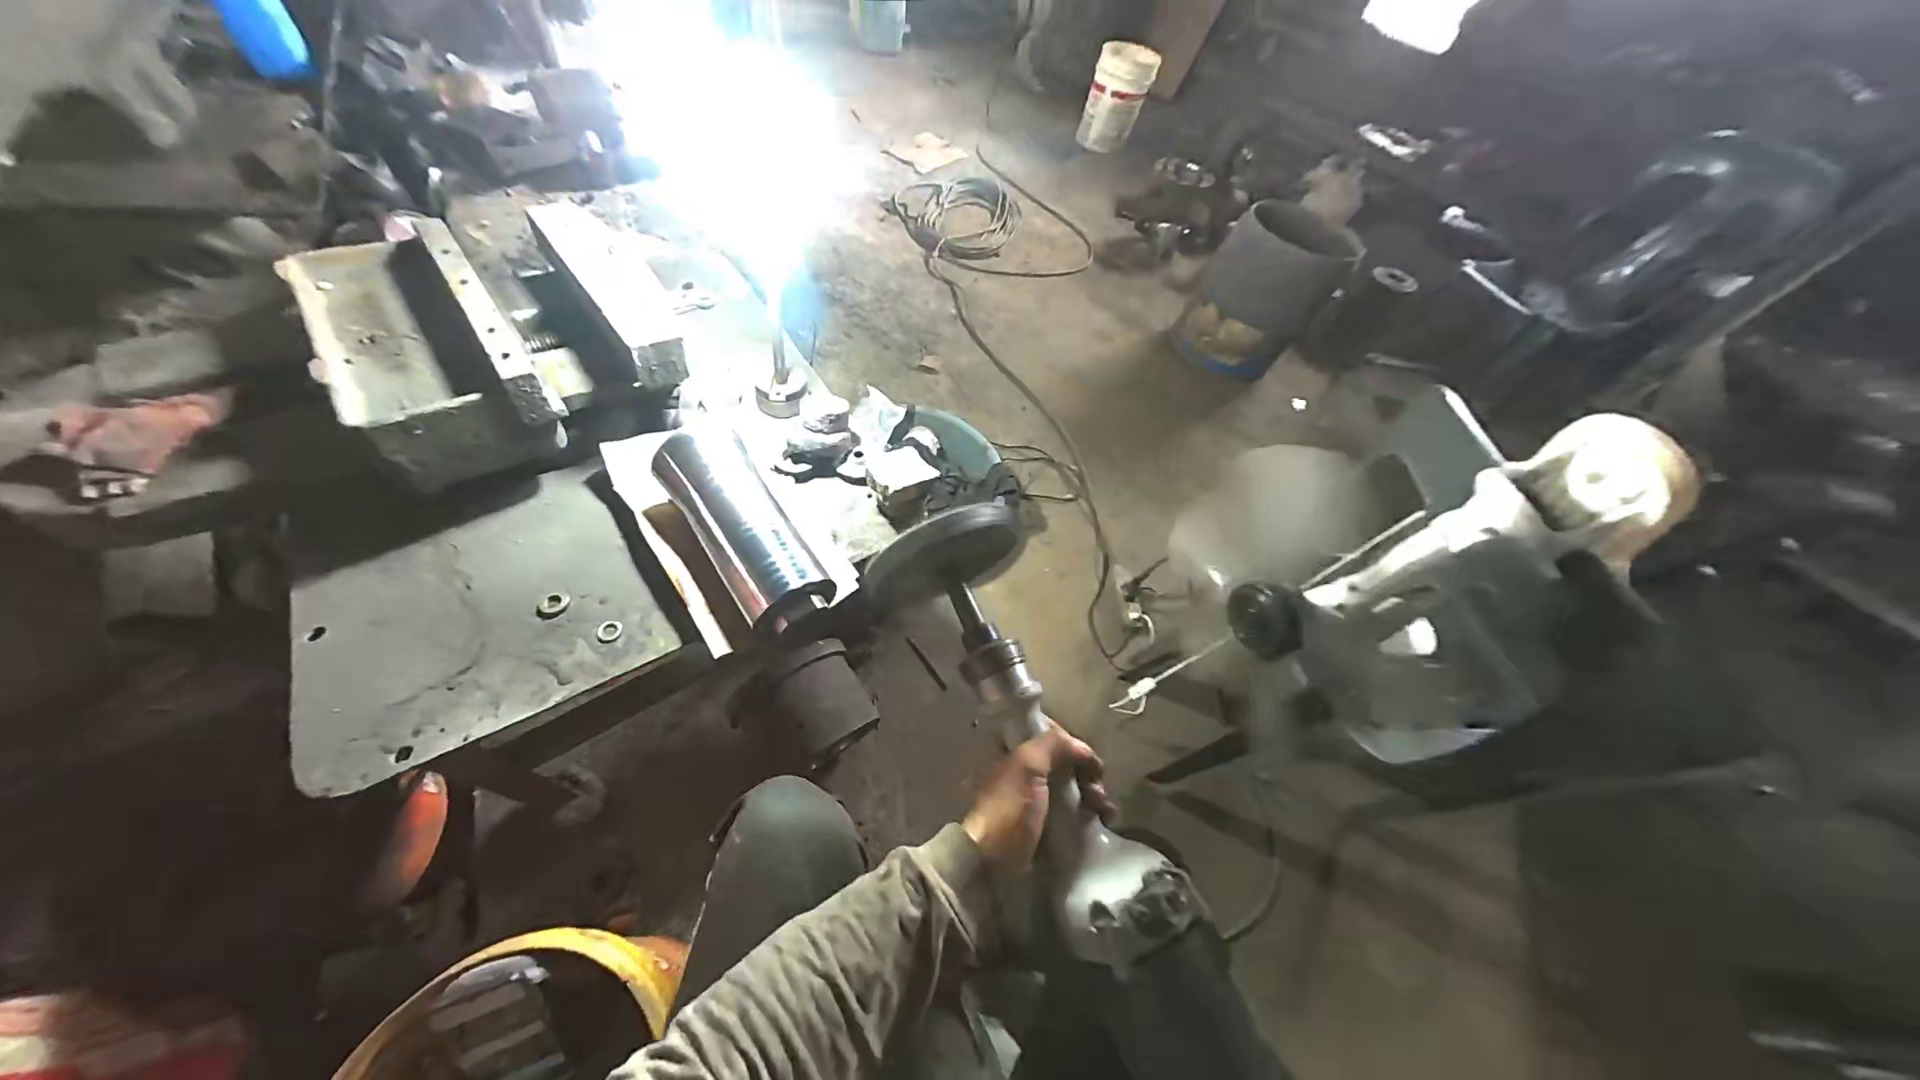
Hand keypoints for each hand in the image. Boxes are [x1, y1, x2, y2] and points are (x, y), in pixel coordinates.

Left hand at [962, 724, 1116, 869]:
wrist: (991, 864)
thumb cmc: (1008, 809)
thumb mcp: (1027, 765)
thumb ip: (1054, 745)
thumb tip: (1086, 750)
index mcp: (1017, 756)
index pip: (1052, 739)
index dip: (1075, 746)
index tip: (1091, 761)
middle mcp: (1027, 776)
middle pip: (1067, 766)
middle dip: (1089, 774)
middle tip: (1098, 791)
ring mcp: (1037, 805)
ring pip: (1074, 790)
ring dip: (1095, 795)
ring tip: (1106, 810)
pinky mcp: (1047, 832)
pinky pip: (1076, 815)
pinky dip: (1092, 814)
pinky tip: (1106, 820)